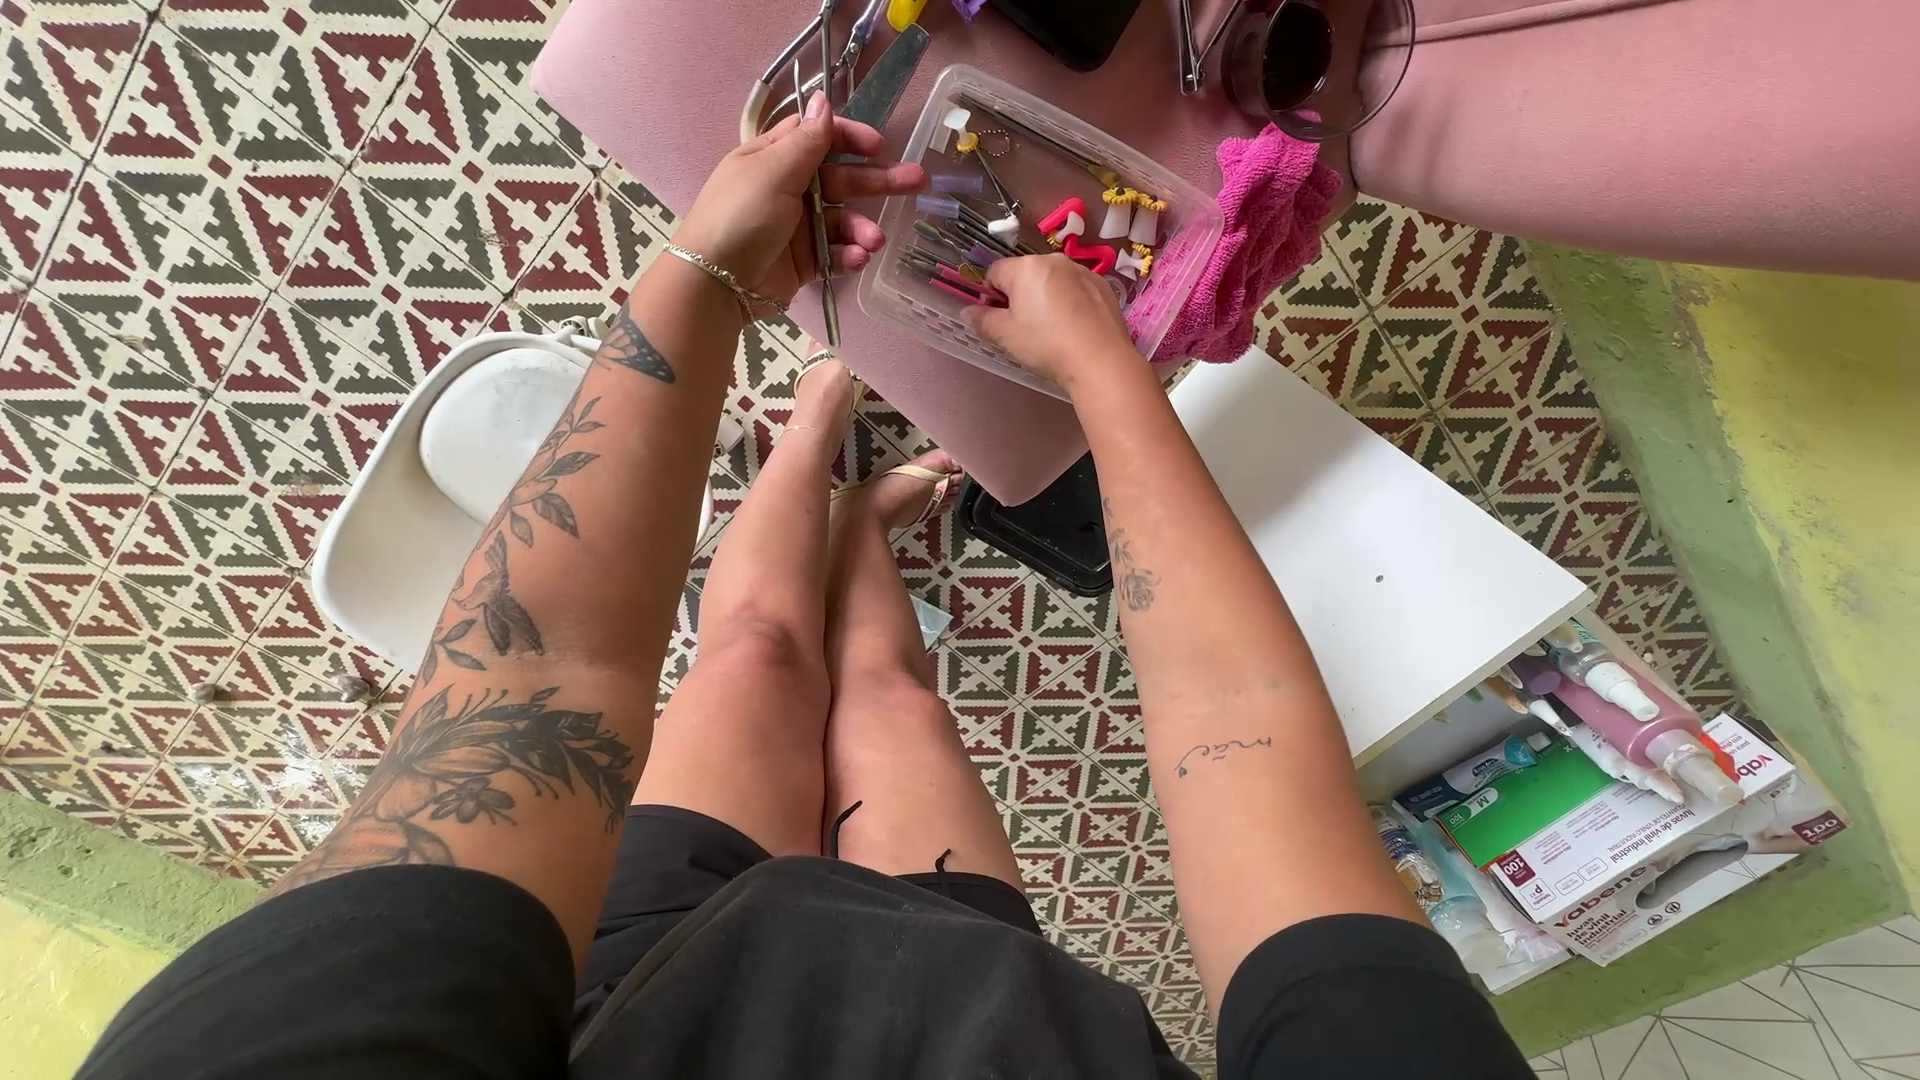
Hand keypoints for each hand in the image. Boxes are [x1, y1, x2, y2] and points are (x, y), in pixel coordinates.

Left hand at [673, 92, 925, 304]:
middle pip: (841, 179)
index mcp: (775, 159)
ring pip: (843, 222)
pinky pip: (836, 254)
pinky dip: (849, 256)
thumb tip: (824, 99)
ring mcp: (798, 228)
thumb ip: (805, 141)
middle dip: (878, 181)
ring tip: (874, 242)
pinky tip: (857, 259)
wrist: (718, 282)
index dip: (849, 139)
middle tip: (917, 182)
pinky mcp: (805, 263)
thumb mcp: (772, 171)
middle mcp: (789, 190)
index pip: (819, 138)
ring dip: (862, 229)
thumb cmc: (741, 216)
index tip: (878, 146)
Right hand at [964, 254, 1137, 392]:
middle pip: (1025, 274)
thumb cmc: (1046, 345)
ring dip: (1045, 297)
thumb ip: (982, 320)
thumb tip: (967, 311)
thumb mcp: (1006, 336)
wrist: (1100, 360)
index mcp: (1026, 267)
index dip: (990, 295)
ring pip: (1052, 281)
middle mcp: (1055, 260)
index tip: (997, 319)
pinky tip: (1074, 327)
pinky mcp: (1103, 286)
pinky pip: (1076, 289)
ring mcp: (1083, 271)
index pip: (995, 273)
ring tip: (1052, 329)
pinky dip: (1070, 302)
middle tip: (1024, 328)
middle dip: (1019, 296)